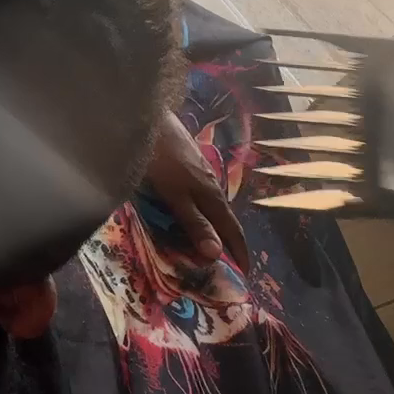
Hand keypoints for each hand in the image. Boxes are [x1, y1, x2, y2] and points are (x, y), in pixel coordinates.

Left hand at [145, 109, 248, 269]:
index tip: (245, 276)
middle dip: (225, 241)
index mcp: (211, 195)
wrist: (148, 117)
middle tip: (222, 265)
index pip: (232, 229)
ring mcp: (197, 169)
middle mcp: (209, 183)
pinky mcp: (184, 160)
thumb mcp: (175, 194)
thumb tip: (218, 254)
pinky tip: (186, 208)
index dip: (239, 252)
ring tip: (204, 241)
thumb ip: (194, 221)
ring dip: (210, 224)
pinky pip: (196, 192)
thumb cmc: (159, 157)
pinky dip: (197, 207)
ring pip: (208, 204)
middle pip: (222, 217)